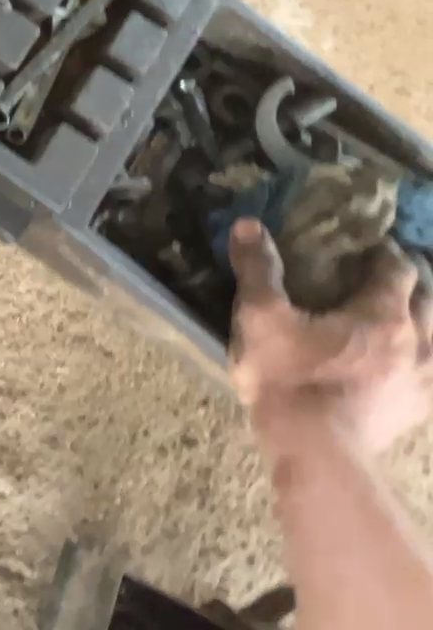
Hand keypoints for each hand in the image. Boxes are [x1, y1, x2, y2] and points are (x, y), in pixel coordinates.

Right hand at [229, 218, 432, 458]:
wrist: (316, 441)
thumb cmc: (286, 373)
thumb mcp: (259, 316)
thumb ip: (258, 270)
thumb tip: (250, 223)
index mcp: (381, 315)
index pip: (397, 271)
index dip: (385, 253)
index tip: (369, 244)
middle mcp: (419, 341)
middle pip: (429, 302)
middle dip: (413, 284)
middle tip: (387, 274)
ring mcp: (426, 377)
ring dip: (428, 320)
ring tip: (408, 315)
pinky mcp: (422, 405)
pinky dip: (429, 358)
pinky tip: (417, 363)